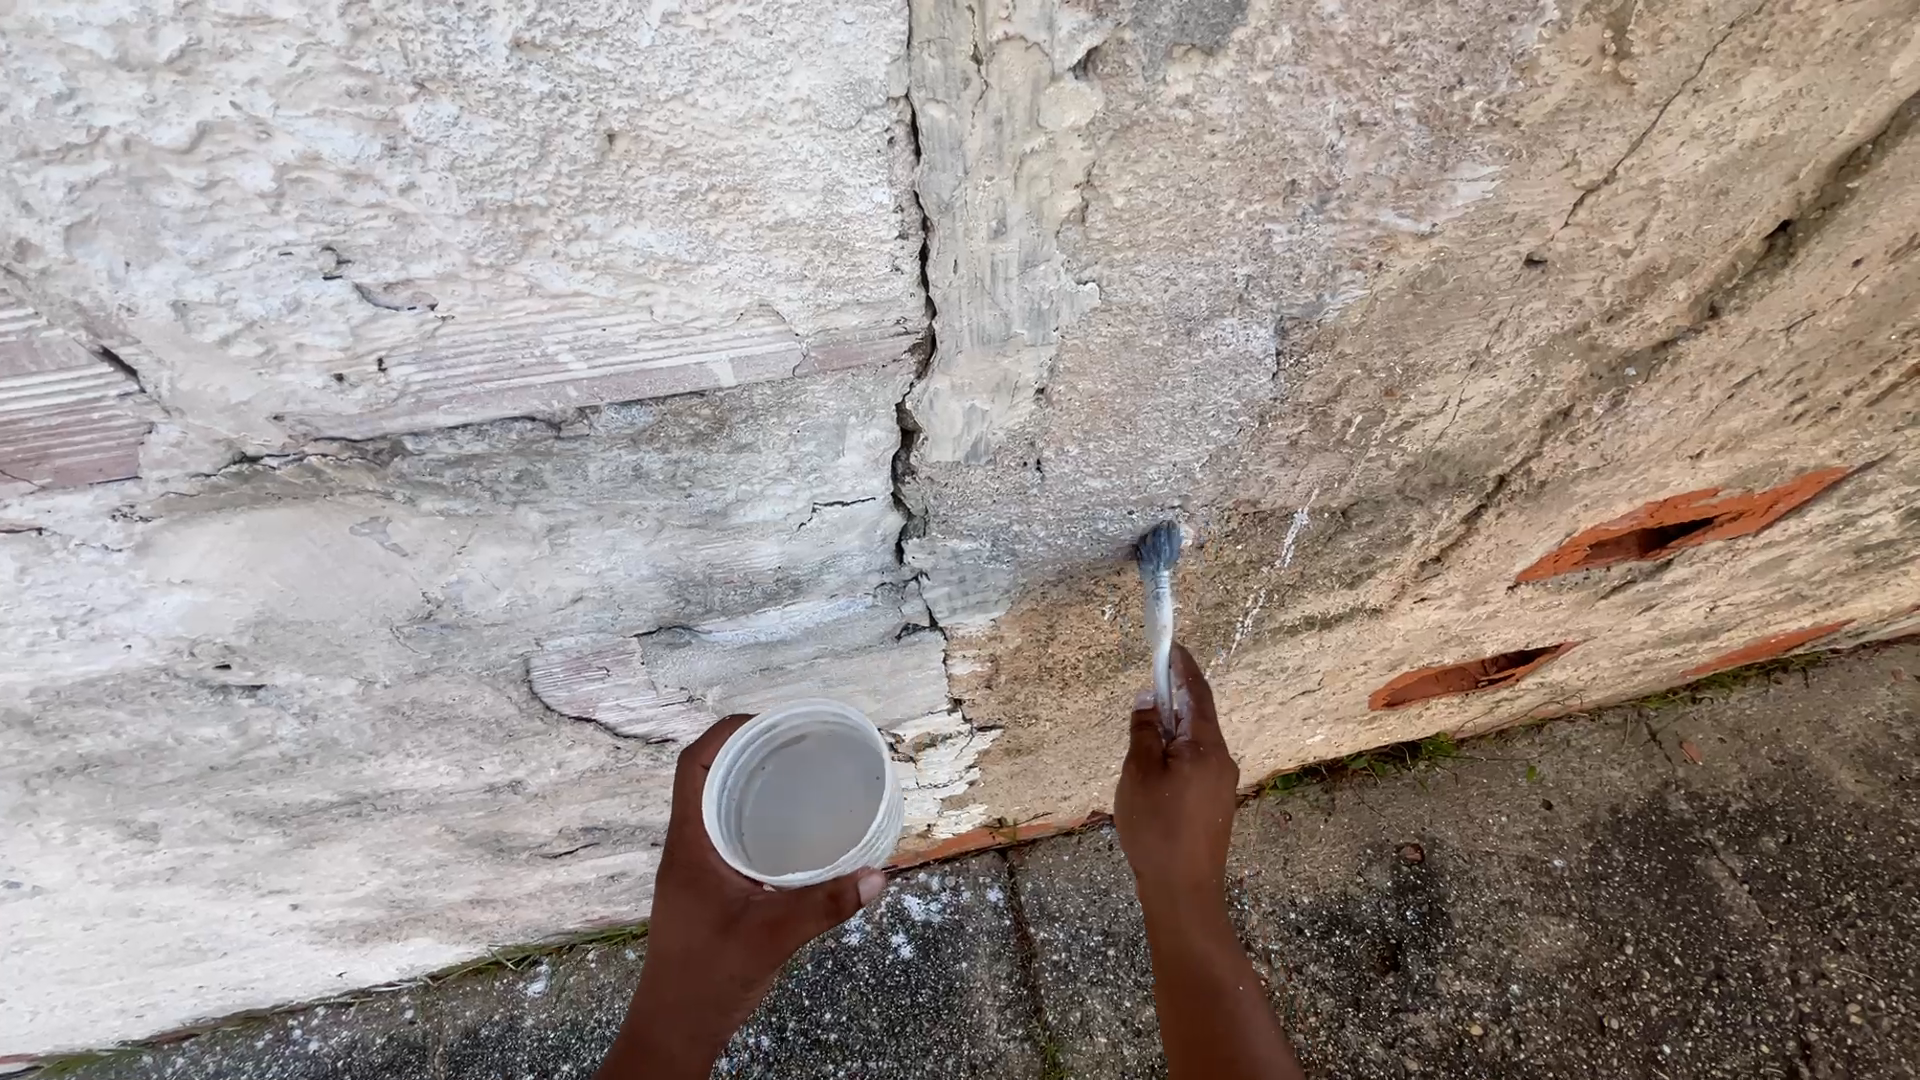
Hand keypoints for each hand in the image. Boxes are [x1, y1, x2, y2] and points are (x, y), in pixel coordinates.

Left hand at [596, 714, 887, 1079]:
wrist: (675, 1031)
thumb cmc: (709, 978)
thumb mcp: (771, 938)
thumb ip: (825, 905)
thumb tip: (879, 875)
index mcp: (690, 844)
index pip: (692, 766)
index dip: (724, 732)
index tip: (769, 720)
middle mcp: (688, 845)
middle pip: (706, 775)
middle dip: (746, 748)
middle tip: (796, 741)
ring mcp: (695, 865)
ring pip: (716, 802)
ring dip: (749, 778)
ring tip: (797, 769)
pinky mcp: (707, 883)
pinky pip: (728, 828)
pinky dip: (755, 812)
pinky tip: (792, 825)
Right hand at [1113, 644, 1238, 911]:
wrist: (1184, 891)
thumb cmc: (1156, 828)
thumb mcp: (1139, 773)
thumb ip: (1144, 731)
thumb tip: (1150, 698)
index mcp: (1206, 747)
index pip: (1197, 693)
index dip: (1183, 666)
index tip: (1171, 644)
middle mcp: (1222, 759)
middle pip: (1199, 715)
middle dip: (1174, 697)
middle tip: (1148, 685)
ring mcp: (1221, 783)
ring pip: (1196, 740)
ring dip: (1172, 726)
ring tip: (1144, 728)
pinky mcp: (1215, 803)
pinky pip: (1196, 761)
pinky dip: (1176, 749)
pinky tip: (1155, 763)